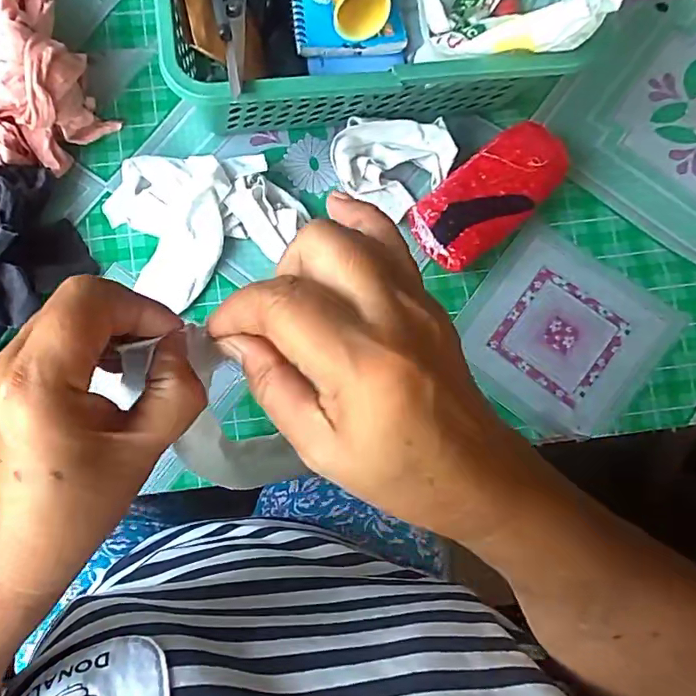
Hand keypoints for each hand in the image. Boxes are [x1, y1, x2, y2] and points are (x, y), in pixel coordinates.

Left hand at [0, 276, 205, 598]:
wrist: (17, 552)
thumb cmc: (81, 509)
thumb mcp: (143, 450)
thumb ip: (175, 390)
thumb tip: (178, 344)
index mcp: (37, 381)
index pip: (88, 300)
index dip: (140, 308)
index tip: (170, 341)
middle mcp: (2, 365)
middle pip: (72, 304)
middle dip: (125, 318)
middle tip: (156, 355)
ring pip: (57, 320)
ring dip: (103, 332)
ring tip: (129, 371)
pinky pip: (42, 343)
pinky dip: (79, 348)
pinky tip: (97, 385)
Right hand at [207, 194, 557, 542]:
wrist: (473, 472)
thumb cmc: (394, 474)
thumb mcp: (318, 447)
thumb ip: (272, 386)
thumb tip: (238, 341)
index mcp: (358, 363)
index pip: (279, 303)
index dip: (236, 311)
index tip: (222, 336)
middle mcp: (389, 314)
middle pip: (315, 246)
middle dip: (274, 278)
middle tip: (273, 326)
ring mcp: (415, 298)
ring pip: (350, 232)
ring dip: (309, 254)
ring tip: (301, 296)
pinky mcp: (428, 297)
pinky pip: (389, 238)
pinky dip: (356, 223)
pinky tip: (336, 222)